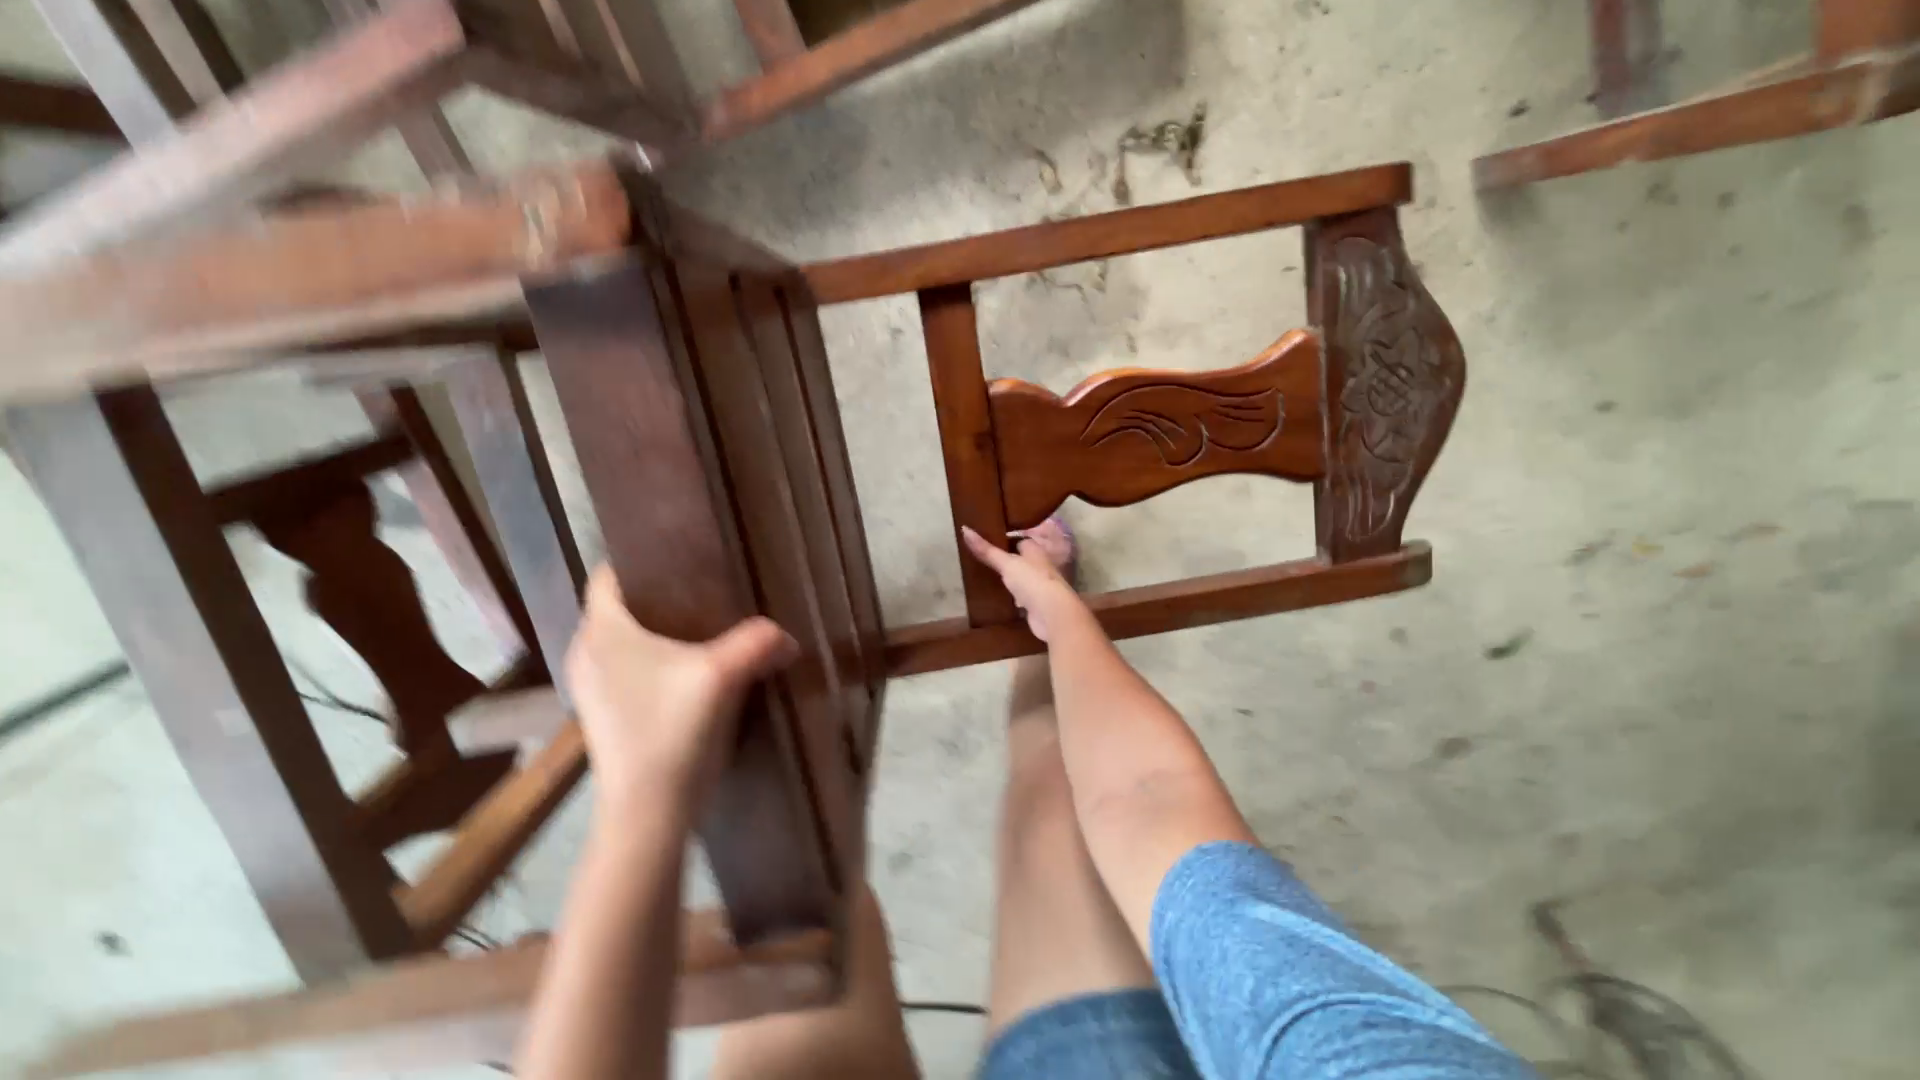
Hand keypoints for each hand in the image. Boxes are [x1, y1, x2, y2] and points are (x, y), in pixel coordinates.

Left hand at [566, 566, 797, 804]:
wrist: (646, 814)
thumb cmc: (672, 733)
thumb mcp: (722, 678)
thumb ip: (757, 643)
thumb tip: (788, 637)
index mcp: (602, 631)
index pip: (607, 575)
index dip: (638, 559)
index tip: (680, 556)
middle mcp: (585, 654)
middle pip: (617, 608)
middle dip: (656, 597)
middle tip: (704, 592)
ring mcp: (590, 689)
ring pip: (621, 642)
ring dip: (655, 634)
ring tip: (701, 632)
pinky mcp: (603, 717)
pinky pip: (624, 671)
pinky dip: (650, 664)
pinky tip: (688, 677)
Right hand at [961, 525, 1084, 641]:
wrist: (1052, 614)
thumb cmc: (1031, 580)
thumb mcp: (1006, 563)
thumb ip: (987, 550)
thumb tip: (964, 529)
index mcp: (1035, 550)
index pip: (1019, 541)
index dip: (1005, 540)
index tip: (987, 541)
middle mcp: (1040, 566)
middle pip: (1020, 560)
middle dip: (1006, 561)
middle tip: (983, 560)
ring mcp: (1039, 586)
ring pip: (1021, 579)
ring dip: (1010, 580)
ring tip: (987, 578)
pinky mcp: (1037, 605)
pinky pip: (1021, 598)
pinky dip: (1013, 599)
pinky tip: (1000, 600)